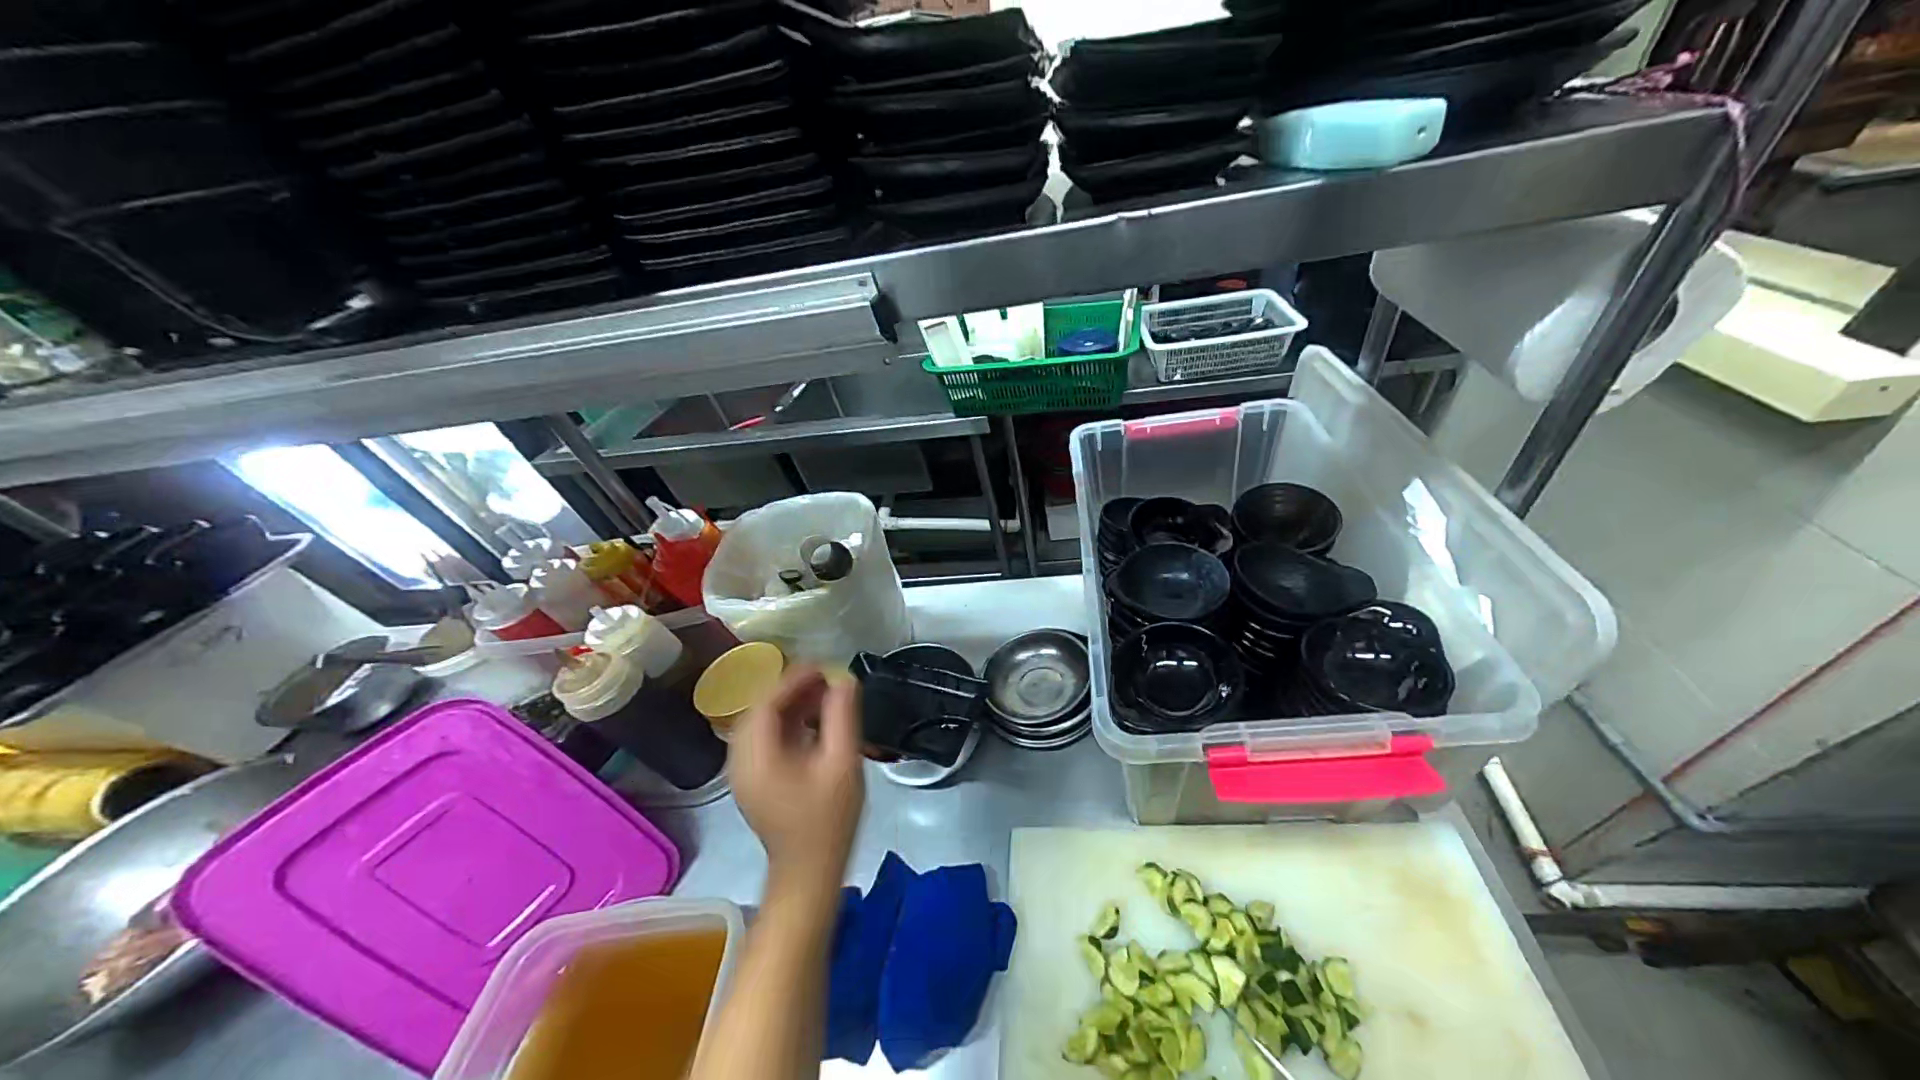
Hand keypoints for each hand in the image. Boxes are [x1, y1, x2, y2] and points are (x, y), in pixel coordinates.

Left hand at [728, 665, 864, 893]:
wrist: (808, 875)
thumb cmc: (827, 821)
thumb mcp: (842, 764)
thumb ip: (842, 717)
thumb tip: (844, 680)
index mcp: (756, 755)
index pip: (767, 702)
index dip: (794, 678)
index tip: (823, 666)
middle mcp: (740, 761)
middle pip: (761, 710)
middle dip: (794, 690)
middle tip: (827, 680)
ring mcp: (744, 774)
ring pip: (763, 725)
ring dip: (792, 707)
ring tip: (826, 698)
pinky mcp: (754, 783)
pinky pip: (766, 741)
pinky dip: (788, 726)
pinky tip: (815, 725)